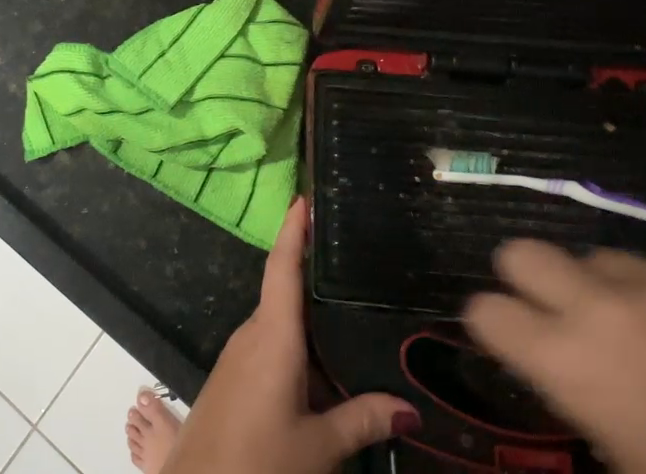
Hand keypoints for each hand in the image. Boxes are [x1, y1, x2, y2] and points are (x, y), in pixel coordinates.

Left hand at [161, 199, 418, 473]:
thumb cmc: (258, 460)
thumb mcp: (319, 446)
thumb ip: (364, 419)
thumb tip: (412, 408)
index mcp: (272, 336)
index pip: (282, 267)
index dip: (293, 230)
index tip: (305, 197)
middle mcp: (251, 335)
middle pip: (285, 294)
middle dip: (317, 278)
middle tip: (357, 260)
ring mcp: (238, 357)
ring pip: (280, 325)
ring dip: (311, 322)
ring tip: (354, 312)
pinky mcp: (233, 378)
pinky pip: (270, 349)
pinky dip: (298, 349)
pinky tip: (326, 369)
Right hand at [464, 240, 645, 473]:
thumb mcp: (622, 461)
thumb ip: (581, 401)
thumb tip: (571, 377)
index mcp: (567, 363)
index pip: (484, 310)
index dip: (494, 326)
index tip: (515, 341)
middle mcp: (601, 308)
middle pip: (522, 251)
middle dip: (530, 281)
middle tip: (560, 315)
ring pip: (599, 257)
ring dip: (605, 288)